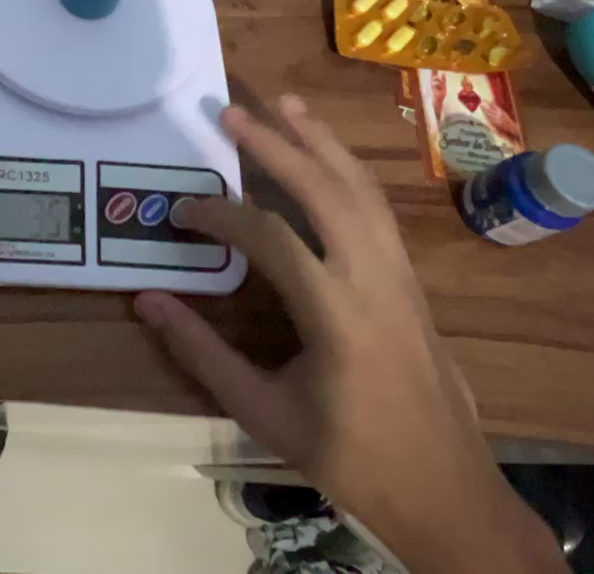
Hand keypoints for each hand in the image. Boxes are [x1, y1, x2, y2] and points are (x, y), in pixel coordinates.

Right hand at [134, 96, 561, 572]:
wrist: (446, 489)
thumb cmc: (349, 454)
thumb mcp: (263, 411)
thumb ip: (201, 352)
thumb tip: (147, 300)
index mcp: (335, 311)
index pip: (269, 236)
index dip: (219, 215)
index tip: (181, 214)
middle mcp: (373, 277)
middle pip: (325, 189)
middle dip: (277, 144)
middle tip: (232, 112)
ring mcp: (399, 274)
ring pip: (361, 189)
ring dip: (321, 142)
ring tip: (287, 104)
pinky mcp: (410, 279)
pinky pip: (377, 208)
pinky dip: (347, 170)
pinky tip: (326, 157)